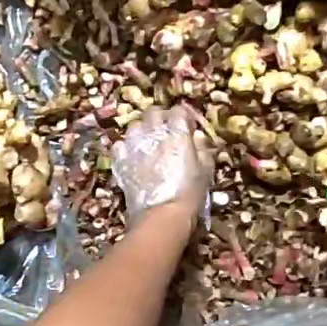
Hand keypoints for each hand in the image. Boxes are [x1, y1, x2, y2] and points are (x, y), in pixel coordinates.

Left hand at [112, 105, 213, 222]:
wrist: (161, 215)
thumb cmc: (189, 193)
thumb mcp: (205, 171)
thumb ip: (203, 149)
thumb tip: (198, 137)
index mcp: (177, 133)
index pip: (179, 111)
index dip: (184, 116)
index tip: (188, 125)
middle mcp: (153, 132)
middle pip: (154, 112)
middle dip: (161, 117)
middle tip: (167, 129)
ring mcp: (134, 145)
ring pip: (135, 126)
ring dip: (143, 130)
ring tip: (149, 142)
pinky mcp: (121, 159)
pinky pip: (121, 145)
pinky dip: (127, 147)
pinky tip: (133, 156)